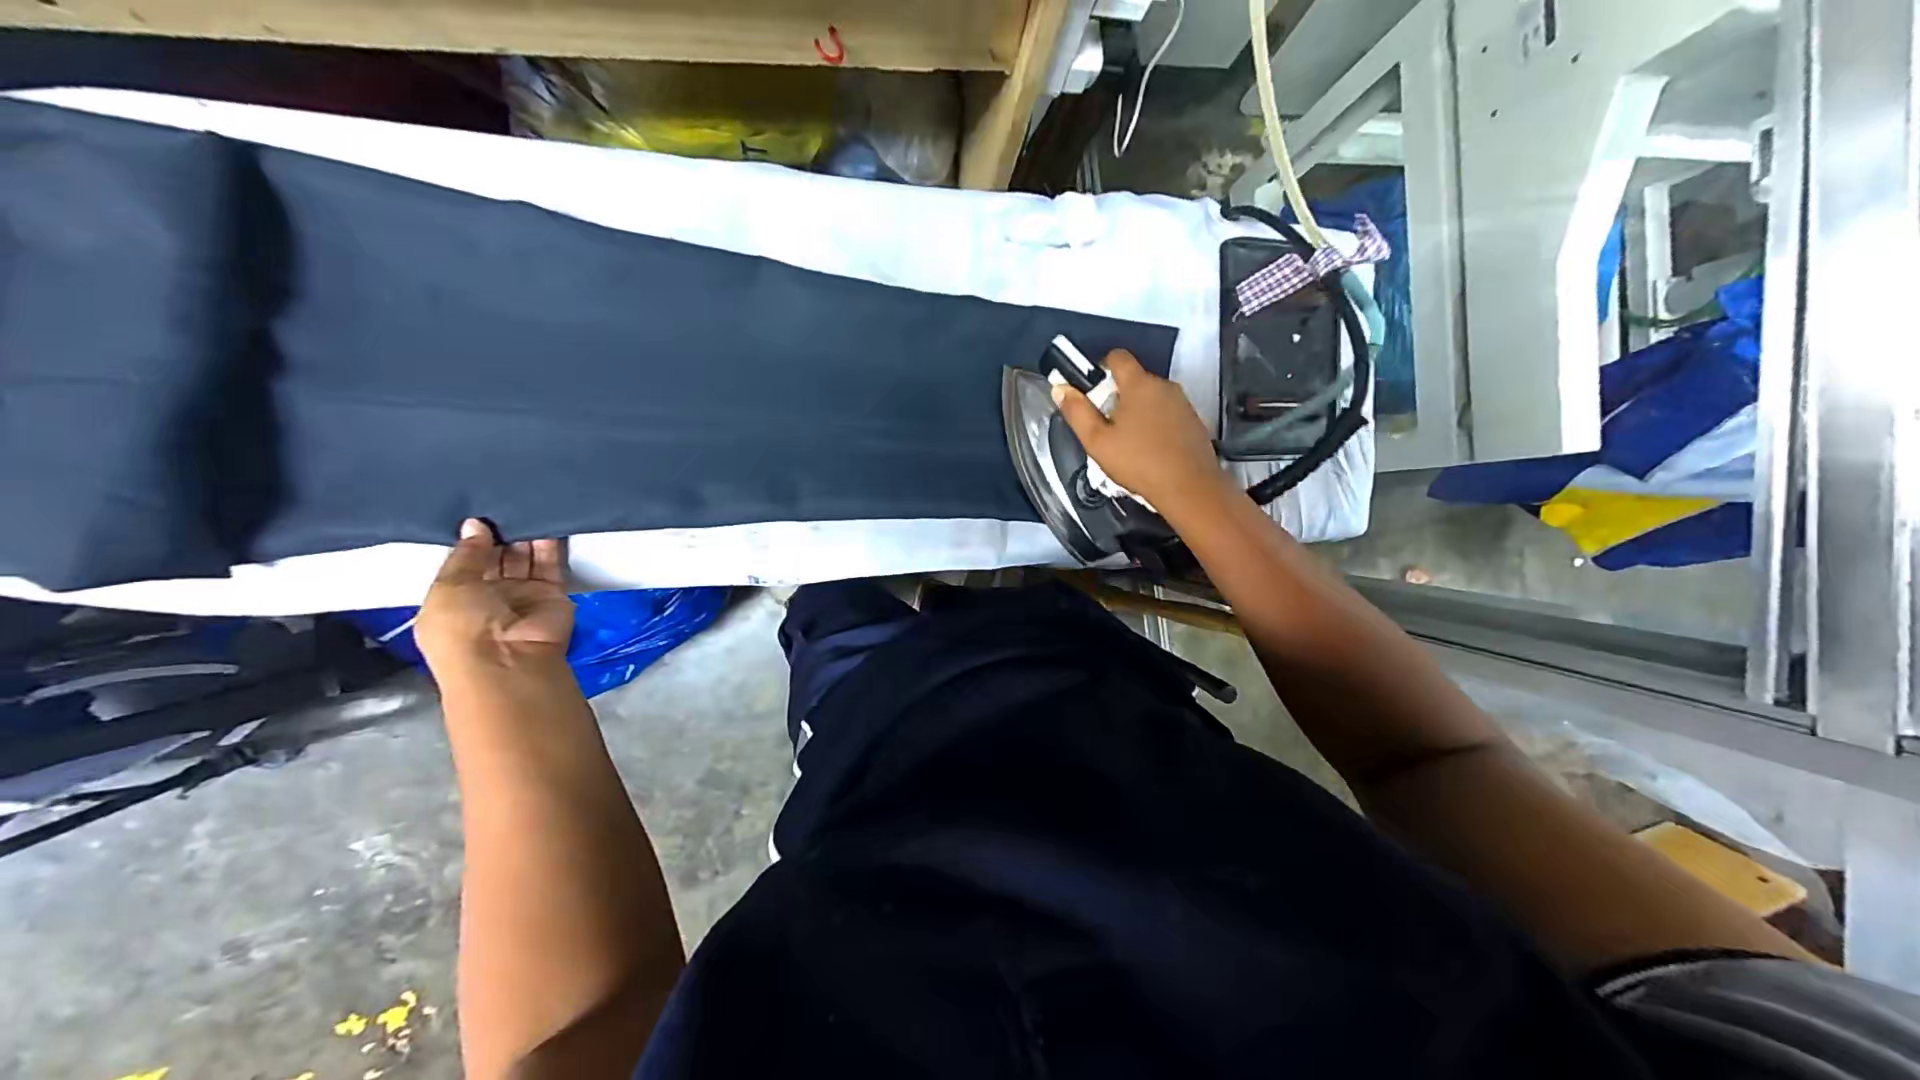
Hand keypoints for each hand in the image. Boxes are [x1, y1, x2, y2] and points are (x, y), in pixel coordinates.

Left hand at [415, 518, 573, 674]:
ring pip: (523, 558)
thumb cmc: (463, 628)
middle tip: (499, 506)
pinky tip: (543, 521)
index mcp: (455, 600)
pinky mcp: (552, 593)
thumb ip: (466, 554)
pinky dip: (548, 544)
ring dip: (522, 536)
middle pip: (495, 558)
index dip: (468, 541)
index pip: (463, 564)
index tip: (474, 515)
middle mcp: (489, 598)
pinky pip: (550, 564)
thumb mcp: (448, 586)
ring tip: (522, 507)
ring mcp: (522, 596)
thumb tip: (474, 525)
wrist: (510, 660)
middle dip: (497, 535)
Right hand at [1051, 349, 1232, 516]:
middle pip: (1134, 379)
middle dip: (1118, 397)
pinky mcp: (1194, 420)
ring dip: (1137, 411)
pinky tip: (1150, 450)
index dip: (1100, 368)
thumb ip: (1077, 412)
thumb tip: (1060, 389)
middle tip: (1106, 427)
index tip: (1092, 392)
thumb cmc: (1139, 463)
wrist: (1189, 488)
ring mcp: (1183, 403)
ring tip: (1128, 443)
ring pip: (1151, 397)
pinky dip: (1156, 424)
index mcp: (1139, 384)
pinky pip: (1167, 413)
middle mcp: (1164, 385)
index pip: (1118, 357)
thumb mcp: (1097, 441)